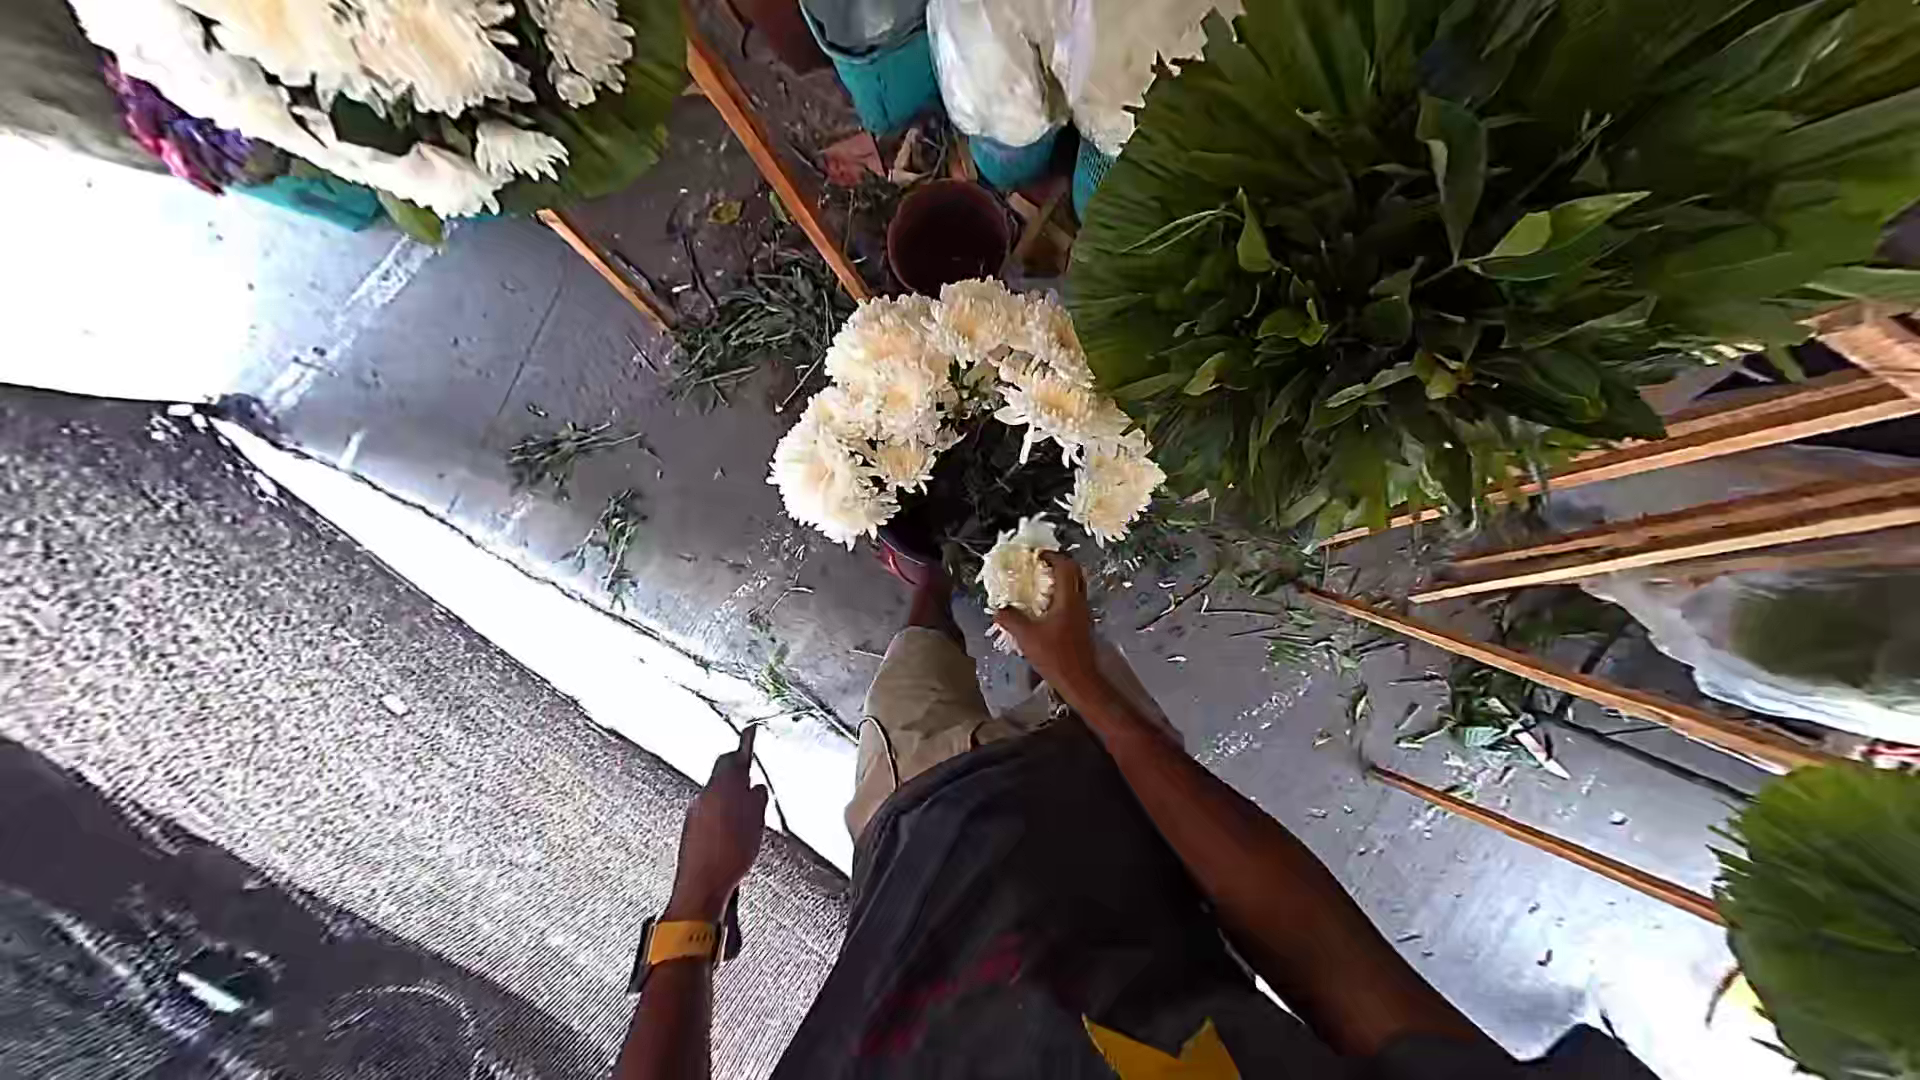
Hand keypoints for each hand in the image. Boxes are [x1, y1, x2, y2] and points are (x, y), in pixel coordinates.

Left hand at [667, 727, 767, 921]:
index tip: (748, 736)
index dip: (743, 747)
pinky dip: (720, 812)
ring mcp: (694, 813)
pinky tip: (731, 829)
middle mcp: (704, 796)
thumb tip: (756, 790)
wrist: (701, 889)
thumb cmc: (729, 857)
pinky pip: (708, 810)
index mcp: (722, 787)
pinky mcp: (690, 829)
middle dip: (736, 774)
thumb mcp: (756, 823)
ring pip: (715, 793)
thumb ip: (757, 800)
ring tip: (745, 812)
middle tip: (751, 780)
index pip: (731, 756)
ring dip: (729, 796)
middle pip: (721, 773)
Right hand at [992, 552, 1101, 699]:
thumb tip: (999, 609)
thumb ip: (1011, 619)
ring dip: (1060, 579)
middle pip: (1075, 572)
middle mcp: (1079, 602)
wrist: (1079, 680)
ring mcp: (1083, 614)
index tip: (1036, 555)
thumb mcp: (1027, 636)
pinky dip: (1060, 594)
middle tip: (1040, 564)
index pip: (1065, 566)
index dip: (1052, 556)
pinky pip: (1073, 599)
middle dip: (1059, 563)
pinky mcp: (1082, 625)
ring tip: (1040, 583)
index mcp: (1068, 599)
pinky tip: (1045, 606)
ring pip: (1076, 586)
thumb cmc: (1055, 656)